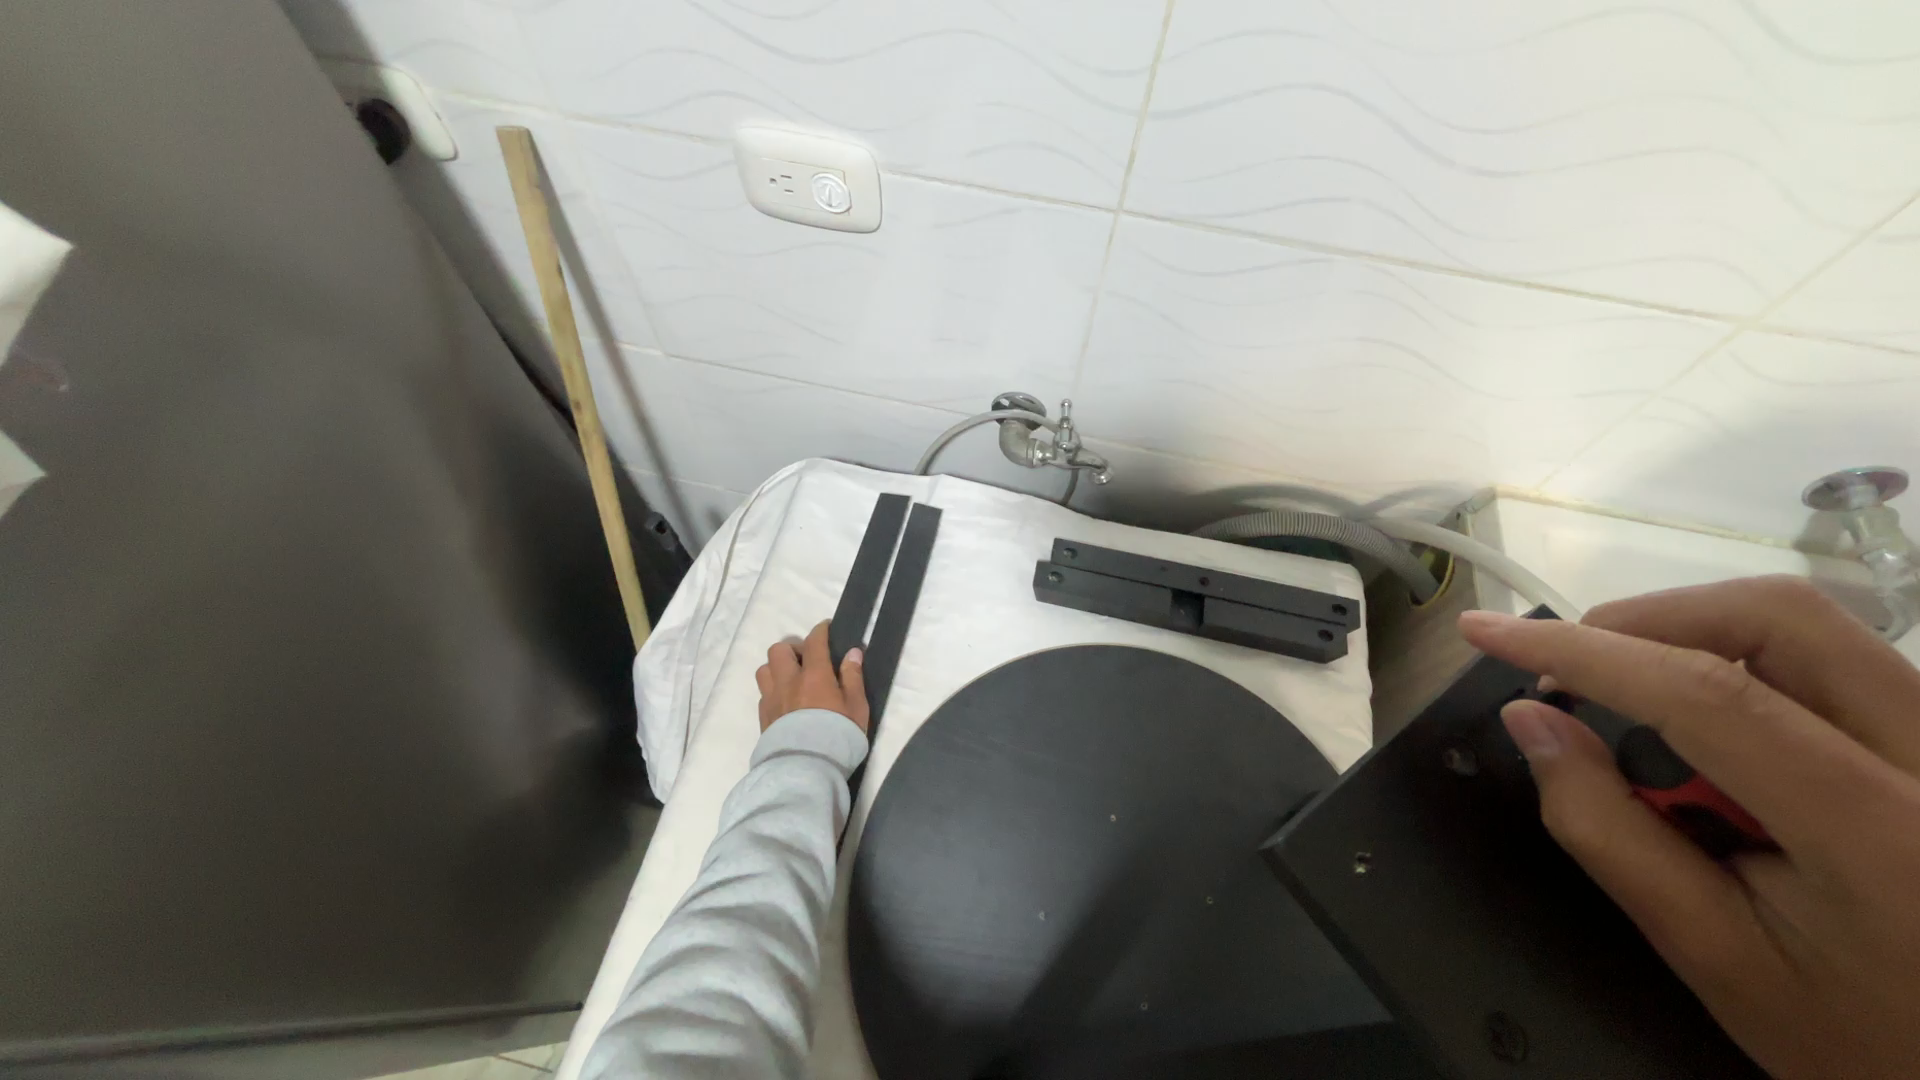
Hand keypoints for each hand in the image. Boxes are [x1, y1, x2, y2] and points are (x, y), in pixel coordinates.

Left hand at [755, 620, 868, 733]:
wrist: (806, 769)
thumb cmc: (838, 736)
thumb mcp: (857, 707)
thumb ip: (853, 678)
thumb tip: (852, 652)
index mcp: (814, 675)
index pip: (814, 642)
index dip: (820, 630)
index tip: (825, 628)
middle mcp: (788, 682)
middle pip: (779, 650)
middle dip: (793, 650)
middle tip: (807, 662)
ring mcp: (772, 699)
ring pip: (764, 669)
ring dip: (777, 669)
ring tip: (792, 681)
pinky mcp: (763, 718)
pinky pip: (763, 693)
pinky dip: (773, 690)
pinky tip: (785, 702)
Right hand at [1459, 577, 1919, 1079]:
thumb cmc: (1858, 1032)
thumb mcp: (1711, 952)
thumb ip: (1607, 831)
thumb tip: (1529, 721)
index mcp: (1883, 831)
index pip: (1705, 694)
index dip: (1578, 649)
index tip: (1482, 632)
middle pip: (1777, 618)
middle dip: (1641, 621)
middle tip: (1569, 671)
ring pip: (1802, 627)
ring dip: (1682, 637)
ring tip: (1623, 697)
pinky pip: (1824, 659)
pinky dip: (1731, 663)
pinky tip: (1697, 724)